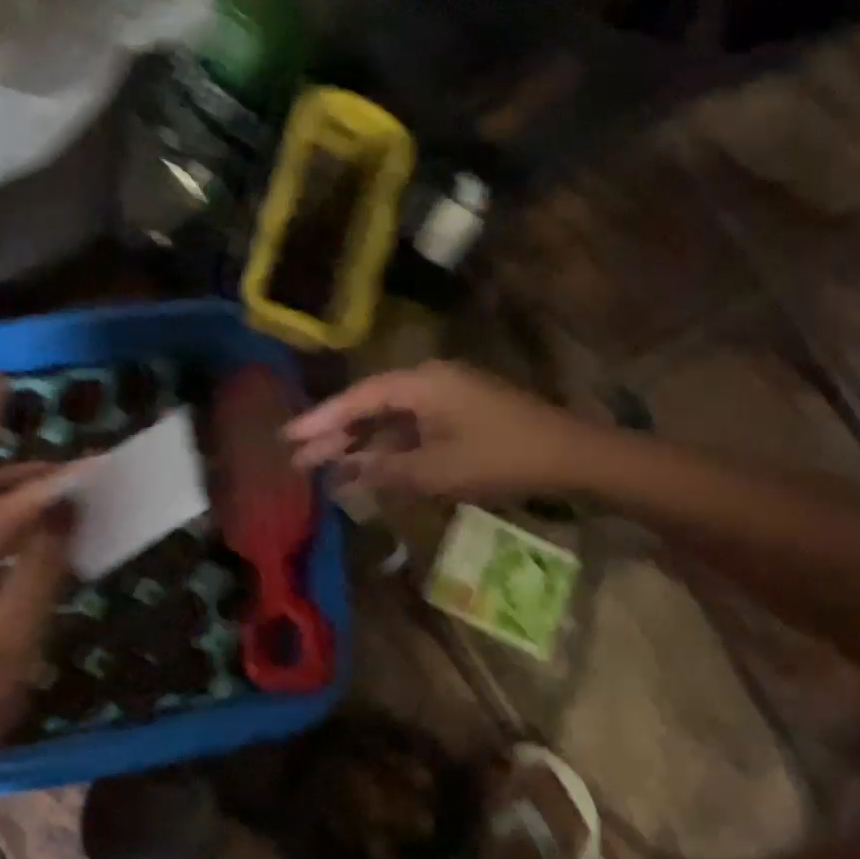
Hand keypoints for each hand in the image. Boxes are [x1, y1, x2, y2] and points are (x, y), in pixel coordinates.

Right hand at [286, 361, 601, 497]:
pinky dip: (387, 451)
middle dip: (334, 436)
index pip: (358, 398)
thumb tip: (343, 475)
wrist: (571, 456)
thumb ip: (384, 471)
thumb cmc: (500, 458)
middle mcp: (429, 383)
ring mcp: (446, 400)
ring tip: (324, 471)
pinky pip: (410, 431)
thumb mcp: (435, 470)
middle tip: (298, 460)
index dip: (320, 419)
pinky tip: (368, 473)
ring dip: (360, 446)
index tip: (288, 436)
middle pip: (369, 407)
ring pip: (389, 421)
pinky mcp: (459, 418)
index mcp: (422, 384)